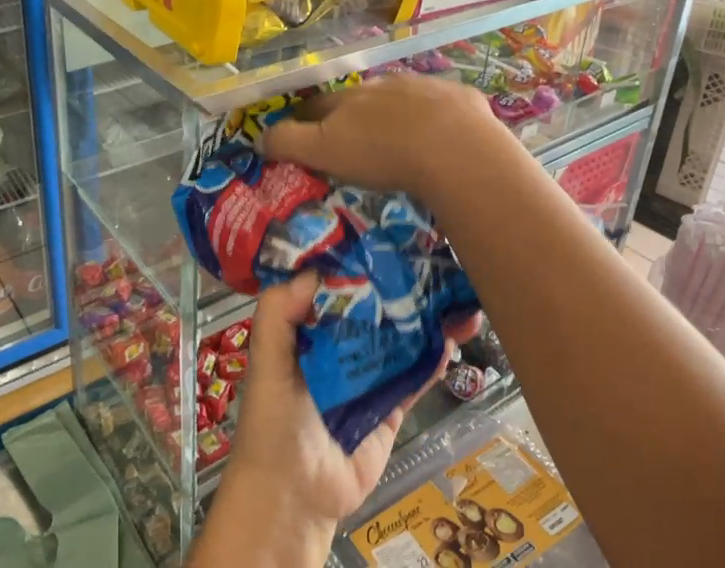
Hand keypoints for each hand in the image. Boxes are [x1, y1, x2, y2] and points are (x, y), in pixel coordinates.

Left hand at [195, 274, 482, 566]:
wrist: (295, 495)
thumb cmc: (273, 421)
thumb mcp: (266, 359)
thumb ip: (279, 311)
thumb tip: (317, 271)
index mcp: (304, 328)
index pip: (332, 284)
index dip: (355, 259)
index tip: (385, 229)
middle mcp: (336, 345)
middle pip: (373, 305)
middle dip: (400, 282)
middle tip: (434, 255)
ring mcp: (366, 375)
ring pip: (400, 335)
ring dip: (427, 314)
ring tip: (458, 289)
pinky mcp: (390, 407)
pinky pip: (415, 375)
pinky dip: (436, 355)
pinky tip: (456, 332)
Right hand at [262, 74, 526, 203]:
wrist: (456, 151)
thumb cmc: (382, 154)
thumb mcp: (323, 153)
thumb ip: (288, 142)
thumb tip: (260, 136)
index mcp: (347, 99)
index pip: (316, 106)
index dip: (306, 121)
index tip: (304, 136)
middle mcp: (382, 85)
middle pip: (358, 98)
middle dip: (353, 115)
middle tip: (354, 142)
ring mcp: (424, 87)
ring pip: (401, 97)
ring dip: (395, 113)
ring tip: (399, 140)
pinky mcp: (460, 98)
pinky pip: (442, 105)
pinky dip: (437, 118)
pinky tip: (443, 138)